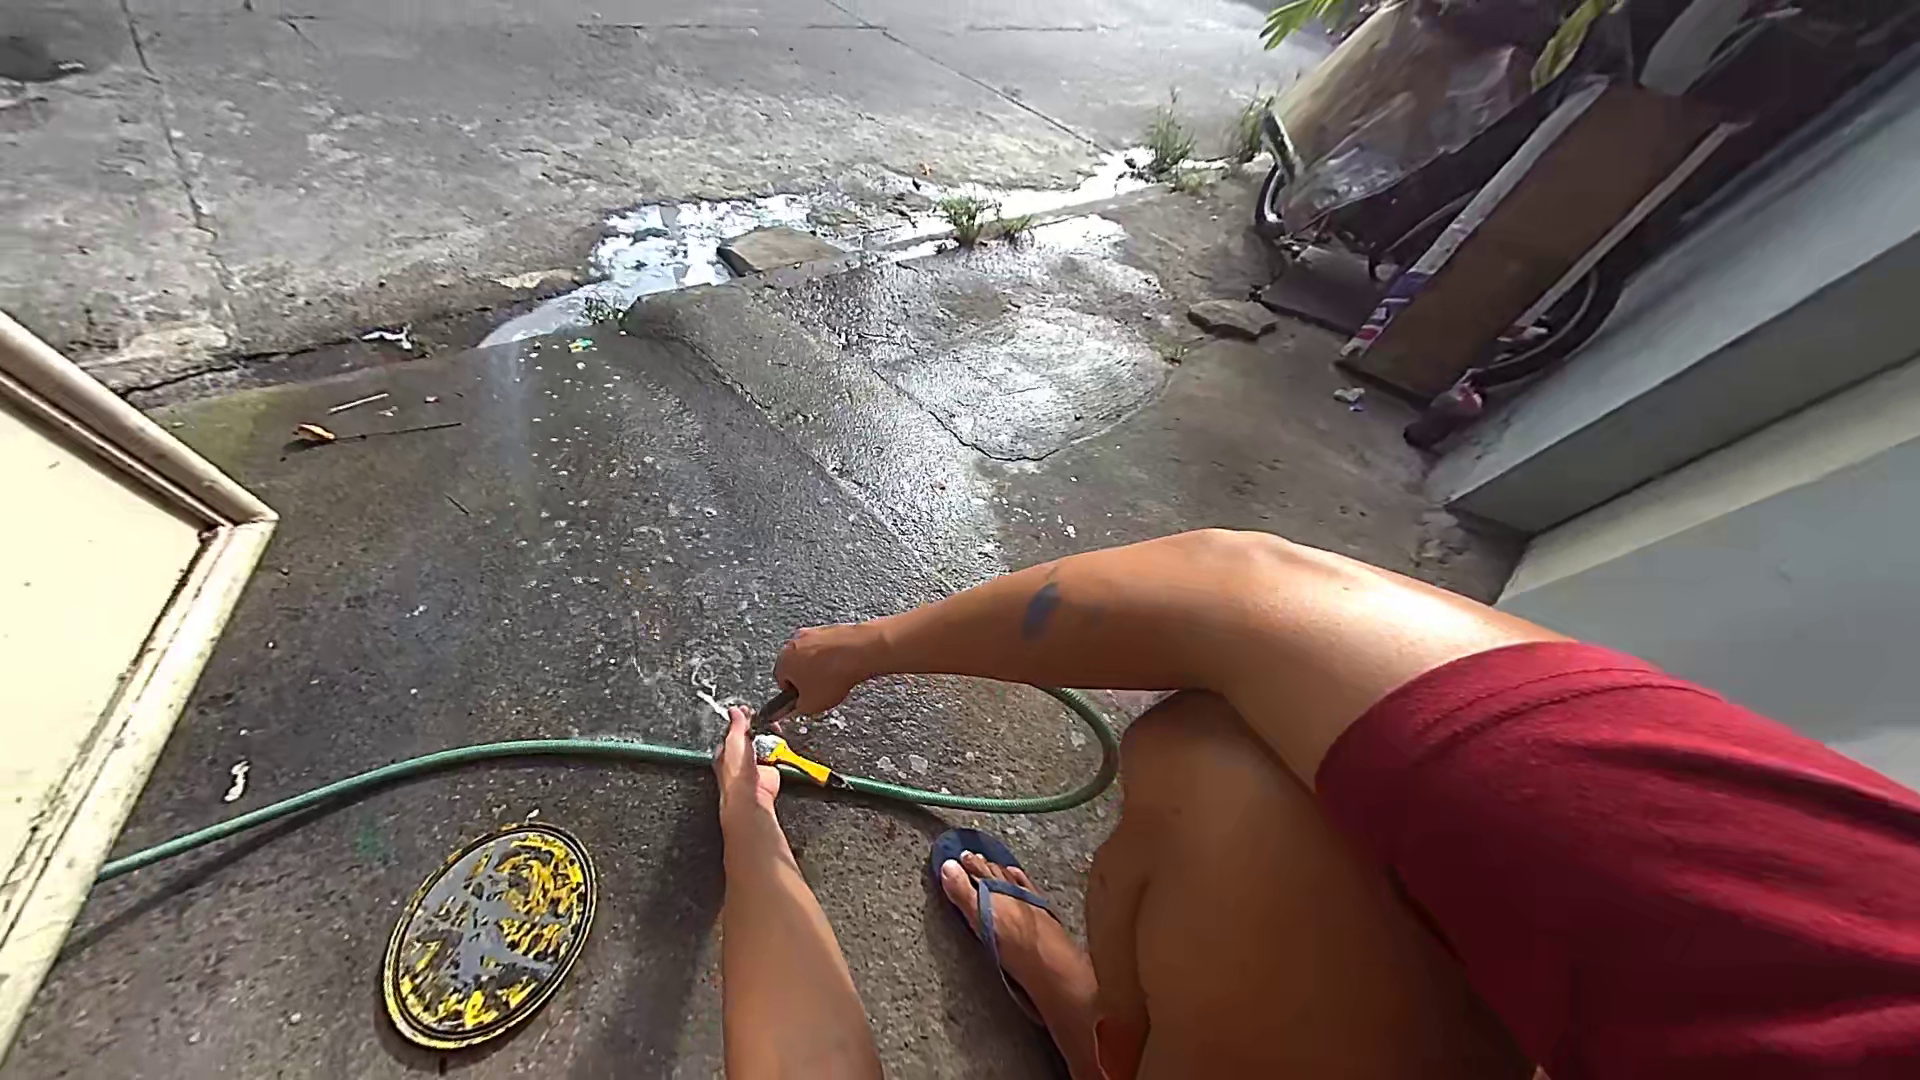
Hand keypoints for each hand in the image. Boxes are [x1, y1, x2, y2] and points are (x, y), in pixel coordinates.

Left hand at [714, 706, 779, 823]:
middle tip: (766, 719)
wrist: (752, 794)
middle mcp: (742, 756)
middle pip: (753, 734)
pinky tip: (779, 743)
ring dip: (771, 735)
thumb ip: (737, 724)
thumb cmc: (735, 774)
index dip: (742, 718)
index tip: (750, 710)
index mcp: (727, 750)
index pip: (735, 729)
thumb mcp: (733, 741)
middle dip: (759, 726)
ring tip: (774, 729)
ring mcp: (757, 761)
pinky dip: (780, 747)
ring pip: (766, 741)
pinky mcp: (771, 767)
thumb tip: (735, 710)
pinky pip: (778, 752)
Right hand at [773, 622, 882, 714]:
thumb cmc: (833, 675)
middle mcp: (795, 642)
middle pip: (796, 664)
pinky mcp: (832, 628)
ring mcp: (815, 632)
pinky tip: (845, 666)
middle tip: (820, 690)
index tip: (803, 699)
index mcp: (783, 660)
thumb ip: (798, 709)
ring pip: (813, 654)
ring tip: (836, 678)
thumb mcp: (811, 705)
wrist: (860, 651)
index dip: (793, 693)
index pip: (781, 680)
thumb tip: (797, 708)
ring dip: (821, 666)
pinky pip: (830, 646)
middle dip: (806, 677)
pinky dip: (835, 656)